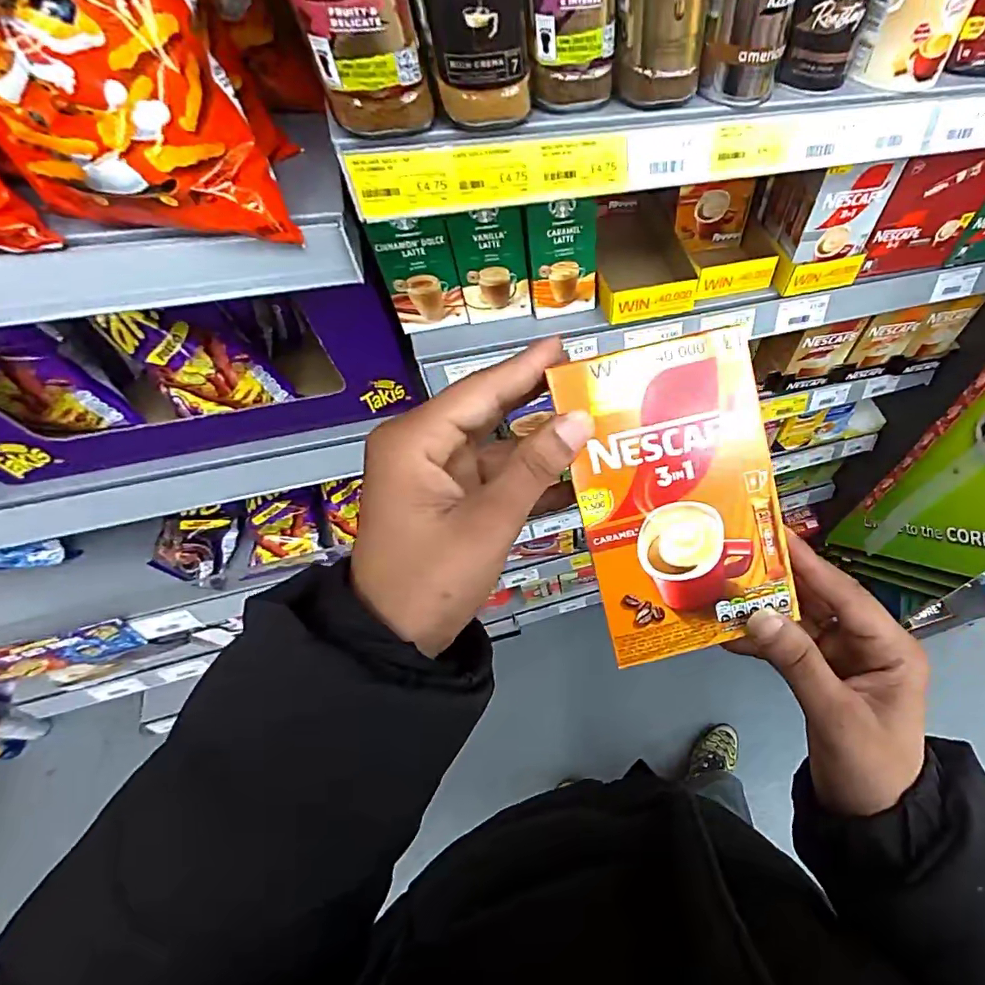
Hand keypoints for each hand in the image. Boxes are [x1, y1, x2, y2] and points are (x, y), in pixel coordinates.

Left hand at [351, 339, 591, 655]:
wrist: (393, 639)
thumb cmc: (429, 580)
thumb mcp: (488, 523)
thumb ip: (534, 468)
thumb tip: (579, 419)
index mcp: (415, 441)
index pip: (479, 391)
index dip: (525, 367)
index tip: (562, 345)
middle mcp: (422, 449)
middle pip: (488, 413)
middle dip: (536, 400)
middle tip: (583, 377)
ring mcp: (436, 476)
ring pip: (496, 449)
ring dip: (539, 447)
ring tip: (592, 427)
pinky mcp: (449, 501)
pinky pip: (494, 479)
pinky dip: (527, 480)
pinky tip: (571, 477)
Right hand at [725, 531, 929, 815]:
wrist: (872, 819)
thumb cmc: (870, 767)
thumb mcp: (834, 714)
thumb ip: (796, 662)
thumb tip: (756, 616)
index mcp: (891, 647)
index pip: (846, 597)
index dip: (811, 566)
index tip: (778, 537)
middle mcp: (868, 644)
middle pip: (823, 603)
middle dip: (784, 583)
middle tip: (744, 555)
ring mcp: (844, 659)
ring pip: (802, 624)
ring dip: (768, 612)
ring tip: (729, 589)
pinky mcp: (823, 675)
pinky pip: (792, 649)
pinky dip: (765, 642)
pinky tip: (732, 634)